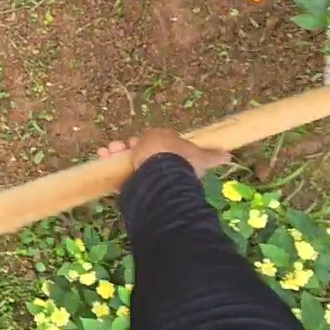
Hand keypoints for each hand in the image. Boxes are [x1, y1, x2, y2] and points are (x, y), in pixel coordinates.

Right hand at [97, 128, 231, 176]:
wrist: (153, 175)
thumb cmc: (166, 153)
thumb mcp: (179, 141)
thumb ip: (198, 148)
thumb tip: (227, 156)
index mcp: (185, 158)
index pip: (171, 149)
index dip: (153, 142)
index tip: (139, 139)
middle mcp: (169, 172)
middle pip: (147, 156)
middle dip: (130, 148)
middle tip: (119, 145)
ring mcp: (150, 181)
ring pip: (132, 165)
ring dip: (117, 155)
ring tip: (106, 151)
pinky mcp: (135, 191)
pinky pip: (122, 177)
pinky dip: (111, 168)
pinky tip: (101, 159)